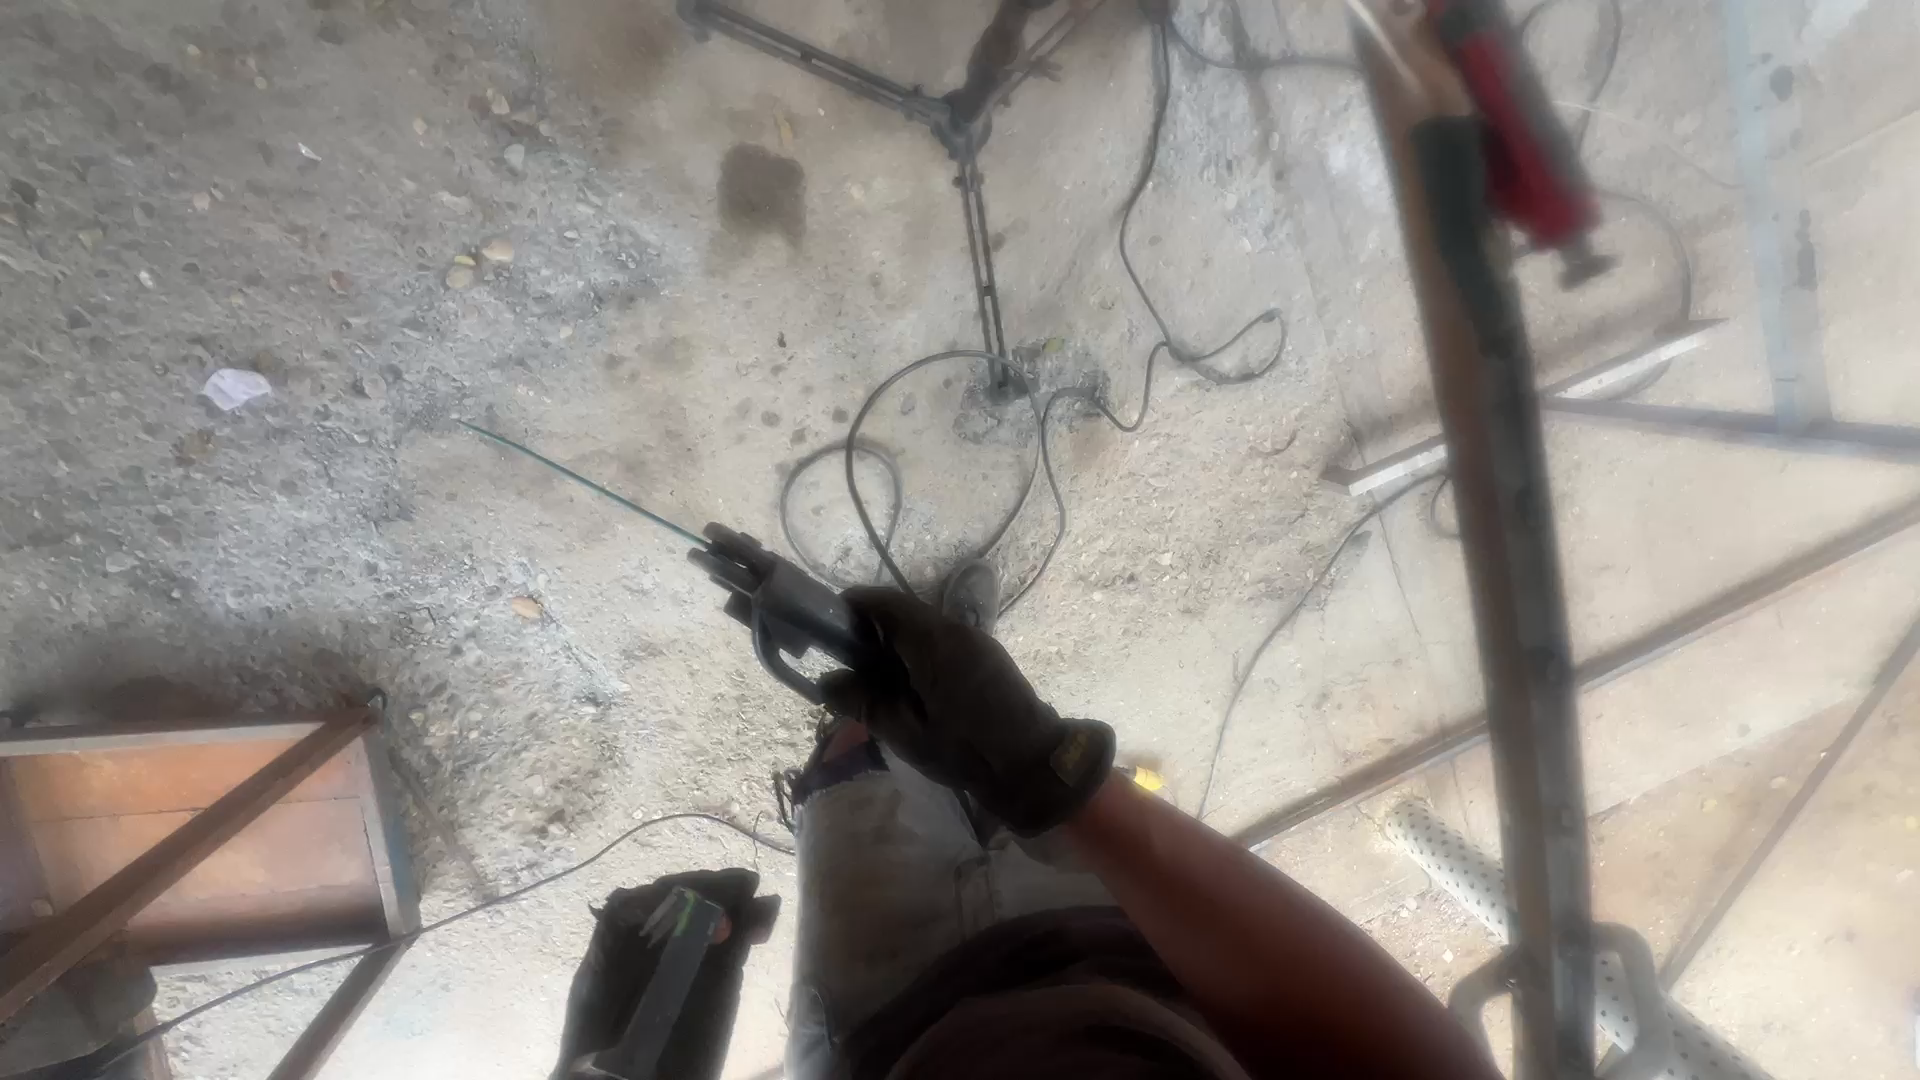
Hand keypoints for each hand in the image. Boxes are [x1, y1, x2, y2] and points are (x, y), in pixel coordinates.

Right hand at [818, 588, 1113, 834]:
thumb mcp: (905, 732)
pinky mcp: (987, 655)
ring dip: (898, 642)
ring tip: (876, 678)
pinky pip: (944, 640)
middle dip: (874, 629)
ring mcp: (976, 640)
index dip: (856, 605)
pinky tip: (910, 685)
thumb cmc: (965, 749)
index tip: (831, 623)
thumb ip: (863, 703)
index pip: (887, 603)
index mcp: (934, 641)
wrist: (1033, 763)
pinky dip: (920, 652)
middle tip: (848, 661)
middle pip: (906, 612)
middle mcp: (956, 629)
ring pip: (925, 627)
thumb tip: (827, 681)